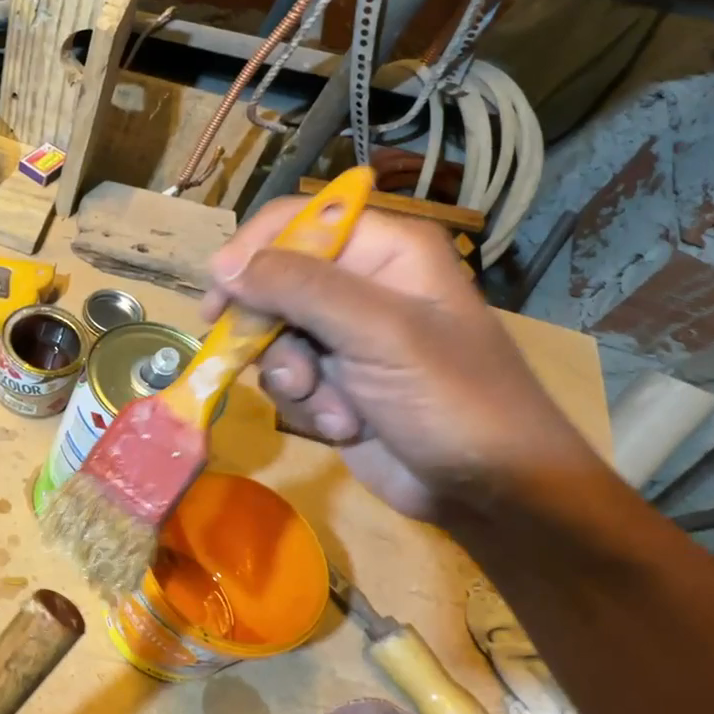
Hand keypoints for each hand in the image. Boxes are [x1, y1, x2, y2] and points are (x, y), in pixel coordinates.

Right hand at [201, 200, 599, 523]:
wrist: (492, 492)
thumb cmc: (453, 400)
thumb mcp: (379, 334)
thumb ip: (300, 288)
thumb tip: (222, 263)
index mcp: (385, 250)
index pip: (295, 222)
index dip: (251, 252)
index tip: (222, 297)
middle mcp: (360, 283)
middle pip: (269, 282)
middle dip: (267, 331)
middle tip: (263, 360)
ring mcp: (343, 334)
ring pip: (269, 336)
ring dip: (291, 377)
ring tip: (333, 406)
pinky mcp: (331, 379)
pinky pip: (283, 377)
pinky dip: (305, 404)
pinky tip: (344, 425)